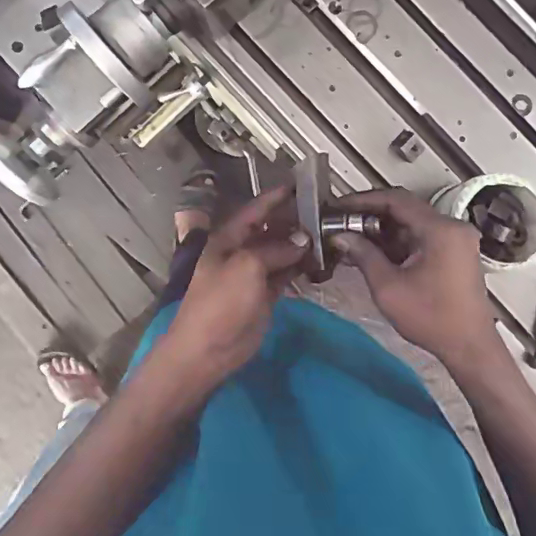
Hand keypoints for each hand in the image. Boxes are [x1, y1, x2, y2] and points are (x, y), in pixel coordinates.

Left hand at [152, 185, 308, 390]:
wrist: (208, 350)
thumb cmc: (221, 302)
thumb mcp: (247, 266)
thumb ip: (275, 249)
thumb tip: (302, 240)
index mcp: (228, 239)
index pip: (254, 210)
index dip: (274, 197)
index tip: (298, 185)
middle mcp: (240, 251)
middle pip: (270, 230)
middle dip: (292, 221)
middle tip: (323, 213)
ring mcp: (252, 274)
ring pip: (280, 252)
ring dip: (299, 245)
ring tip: (327, 234)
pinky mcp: (263, 295)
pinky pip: (284, 274)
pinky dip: (299, 267)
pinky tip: (320, 261)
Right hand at [330, 189, 499, 369]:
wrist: (470, 348)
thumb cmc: (431, 318)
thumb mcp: (388, 287)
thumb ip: (363, 255)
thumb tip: (341, 236)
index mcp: (440, 229)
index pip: (397, 200)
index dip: (364, 200)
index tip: (339, 206)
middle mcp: (453, 227)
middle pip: (406, 209)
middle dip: (371, 215)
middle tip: (342, 222)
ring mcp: (457, 239)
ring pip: (413, 223)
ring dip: (384, 230)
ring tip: (353, 238)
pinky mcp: (456, 252)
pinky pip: (422, 236)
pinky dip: (399, 242)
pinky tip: (375, 252)